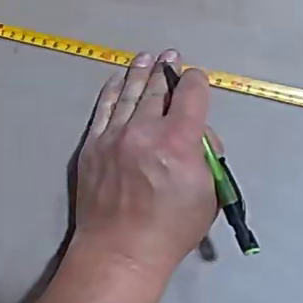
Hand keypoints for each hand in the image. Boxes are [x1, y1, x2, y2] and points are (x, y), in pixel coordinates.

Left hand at [71, 50, 220, 277]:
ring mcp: (113, 136)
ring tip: (145, 58)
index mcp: (178, 141)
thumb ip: (205, 155)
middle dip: (166, 71)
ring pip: (129, 95)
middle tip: (170, 56)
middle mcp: (143, 131)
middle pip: (157, 91)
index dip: (195, 81)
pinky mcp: (92, 145)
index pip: (190, 96)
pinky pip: (104, 110)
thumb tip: (196, 132)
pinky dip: (112, 93)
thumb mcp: (210, 192)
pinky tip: (117, 81)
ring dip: (139, 74)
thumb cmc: (170, 227)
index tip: (196, 76)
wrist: (120, 246)